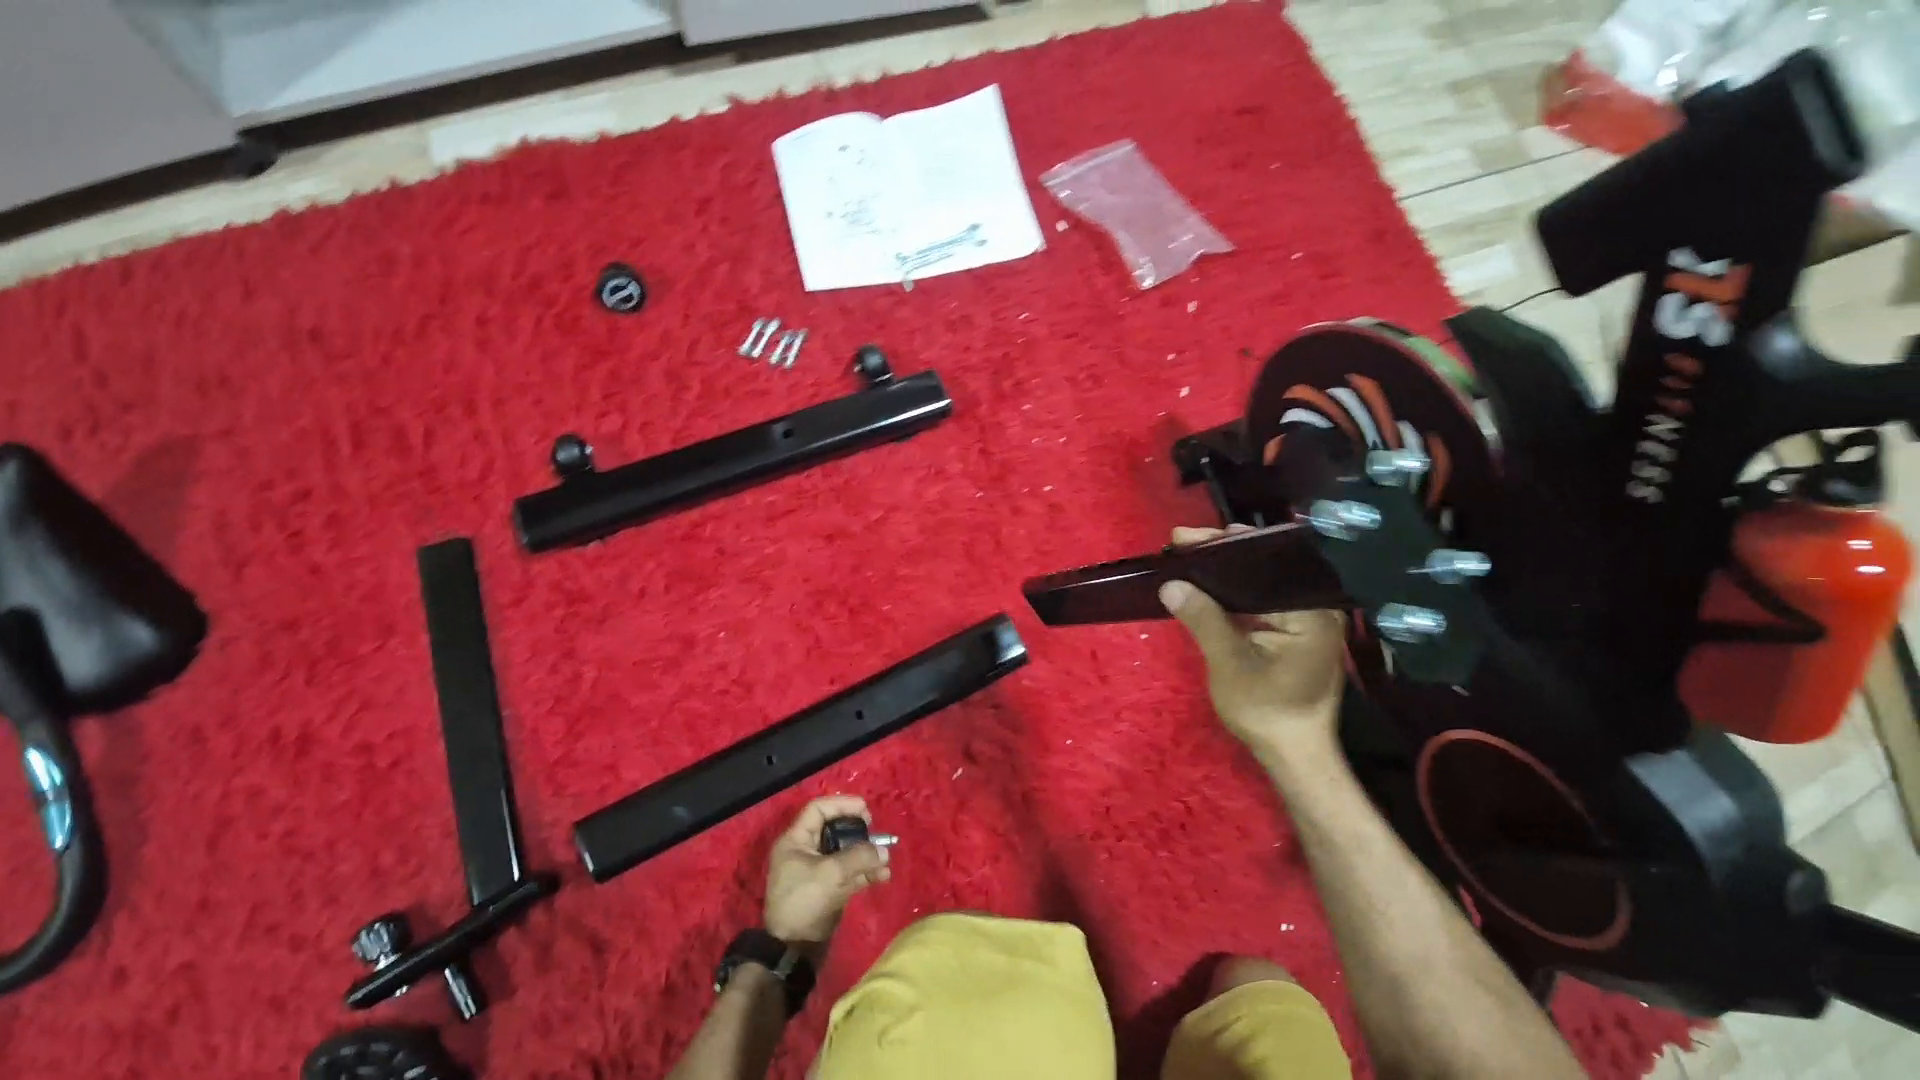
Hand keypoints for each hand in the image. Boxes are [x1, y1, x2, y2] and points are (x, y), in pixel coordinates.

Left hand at [764, 796, 891, 950]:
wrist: (794, 949)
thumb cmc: (805, 902)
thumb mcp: (832, 873)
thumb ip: (859, 856)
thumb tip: (883, 850)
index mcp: (796, 840)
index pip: (818, 809)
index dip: (842, 804)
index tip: (866, 811)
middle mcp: (805, 852)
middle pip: (835, 830)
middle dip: (859, 833)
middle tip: (876, 837)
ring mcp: (817, 871)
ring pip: (845, 853)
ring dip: (866, 855)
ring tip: (885, 861)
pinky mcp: (827, 889)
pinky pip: (849, 873)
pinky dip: (866, 872)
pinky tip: (883, 876)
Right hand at [1158, 525, 1347, 759]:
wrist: (1294, 756)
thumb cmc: (1266, 711)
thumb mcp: (1229, 663)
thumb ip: (1203, 619)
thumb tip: (1171, 584)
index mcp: (1310, 611)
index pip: (1264, 564)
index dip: (1224, 547)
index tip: (1188, 538)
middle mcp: (1316, 608)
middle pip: (1265, 569)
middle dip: (1223, 555)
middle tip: (1183, 543)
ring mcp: (1307, 622)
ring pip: (1262, 585)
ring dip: (1227, 575)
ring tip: (1191, 556)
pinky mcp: (1295, 635)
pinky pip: (1263, 603)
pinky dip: (1236, 595)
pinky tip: (1210, 586)